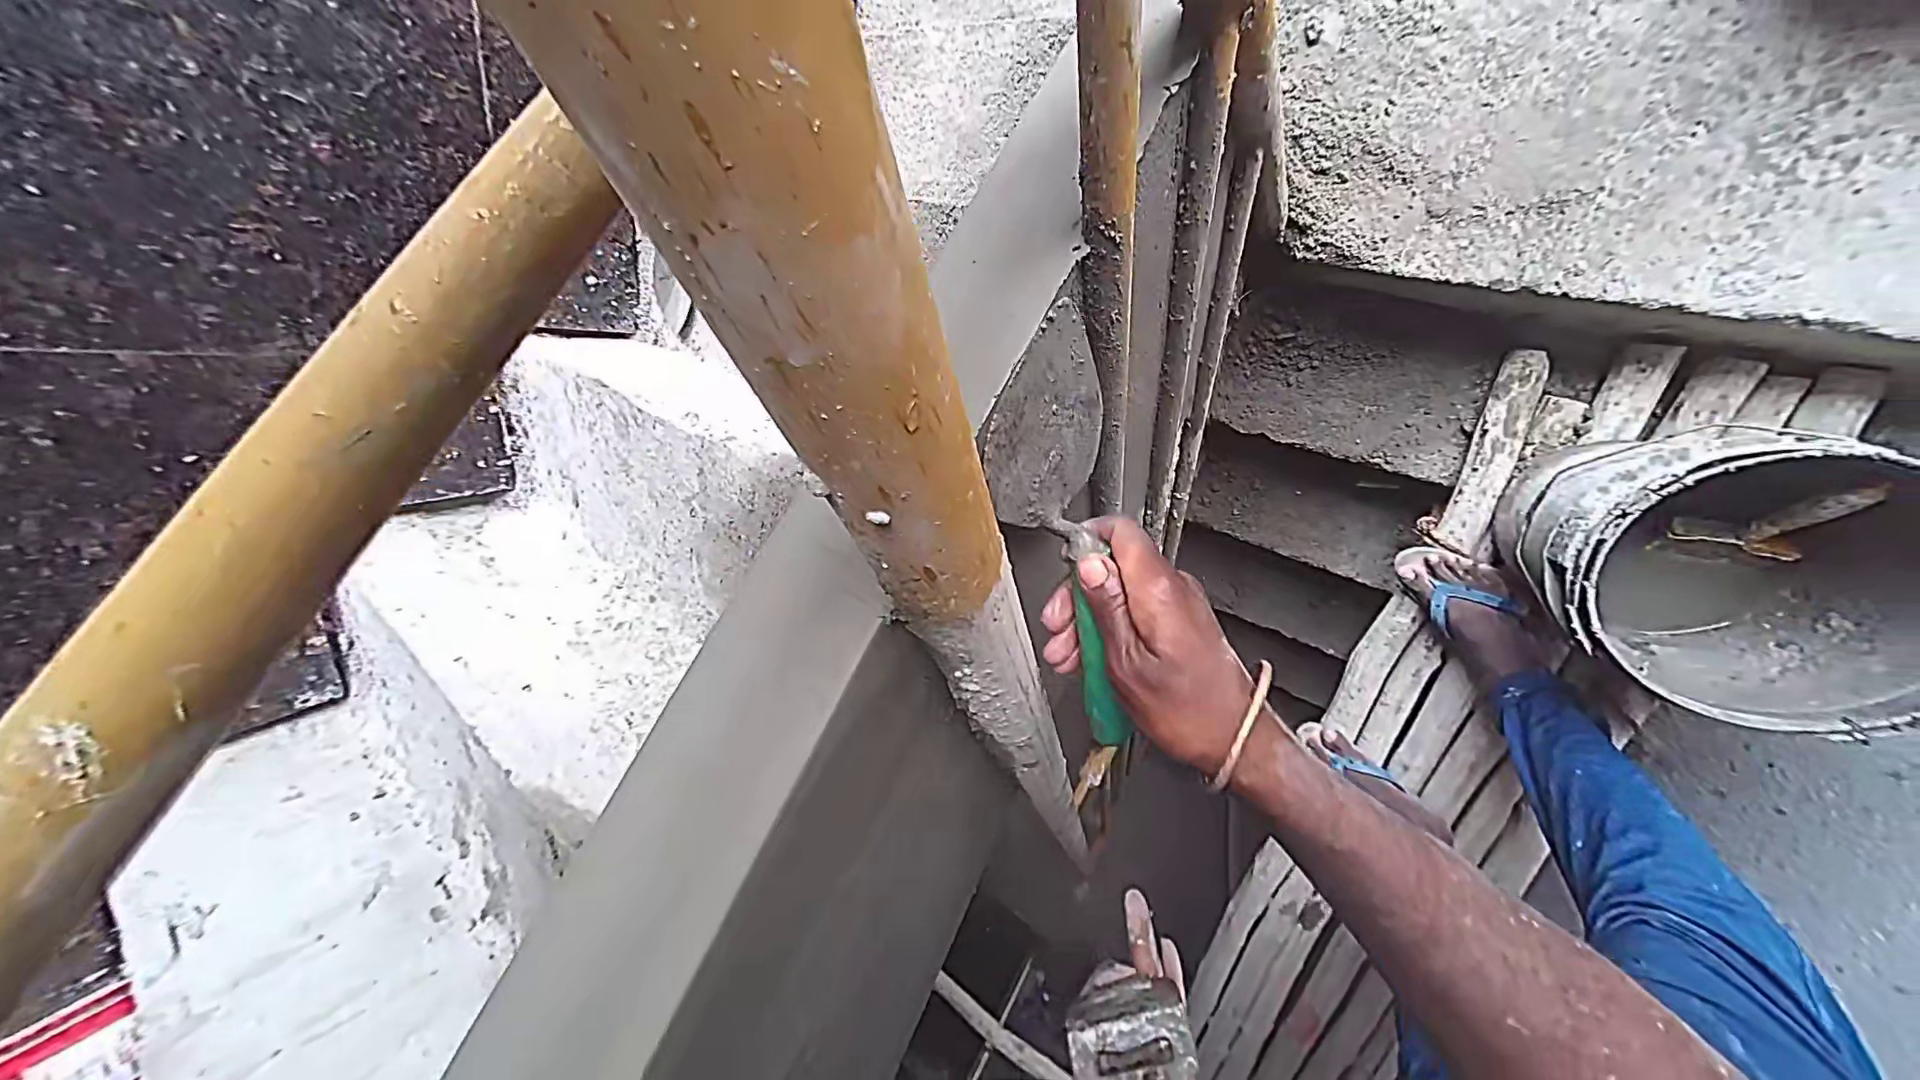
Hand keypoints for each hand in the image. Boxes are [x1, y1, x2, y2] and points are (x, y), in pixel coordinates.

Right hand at [1040, 517, 1258, 775]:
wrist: (1232, 740)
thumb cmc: (1187, 711)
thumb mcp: (1126, 661)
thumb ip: (1105, 606)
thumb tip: (1087, 564)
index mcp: (1158, 589)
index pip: (1120, 531)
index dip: (1086, 542)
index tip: (1064, 571)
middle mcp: (1172, 587)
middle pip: (1112, 566)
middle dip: (1078, 596)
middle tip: (1059, 630)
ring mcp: (1177, 603)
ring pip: (1119, 591)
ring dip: (1088, 620)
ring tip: (1070, 655)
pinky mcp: (1178, 621)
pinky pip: (1135, 611)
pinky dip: (1110, 631)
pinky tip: (1093, 660)